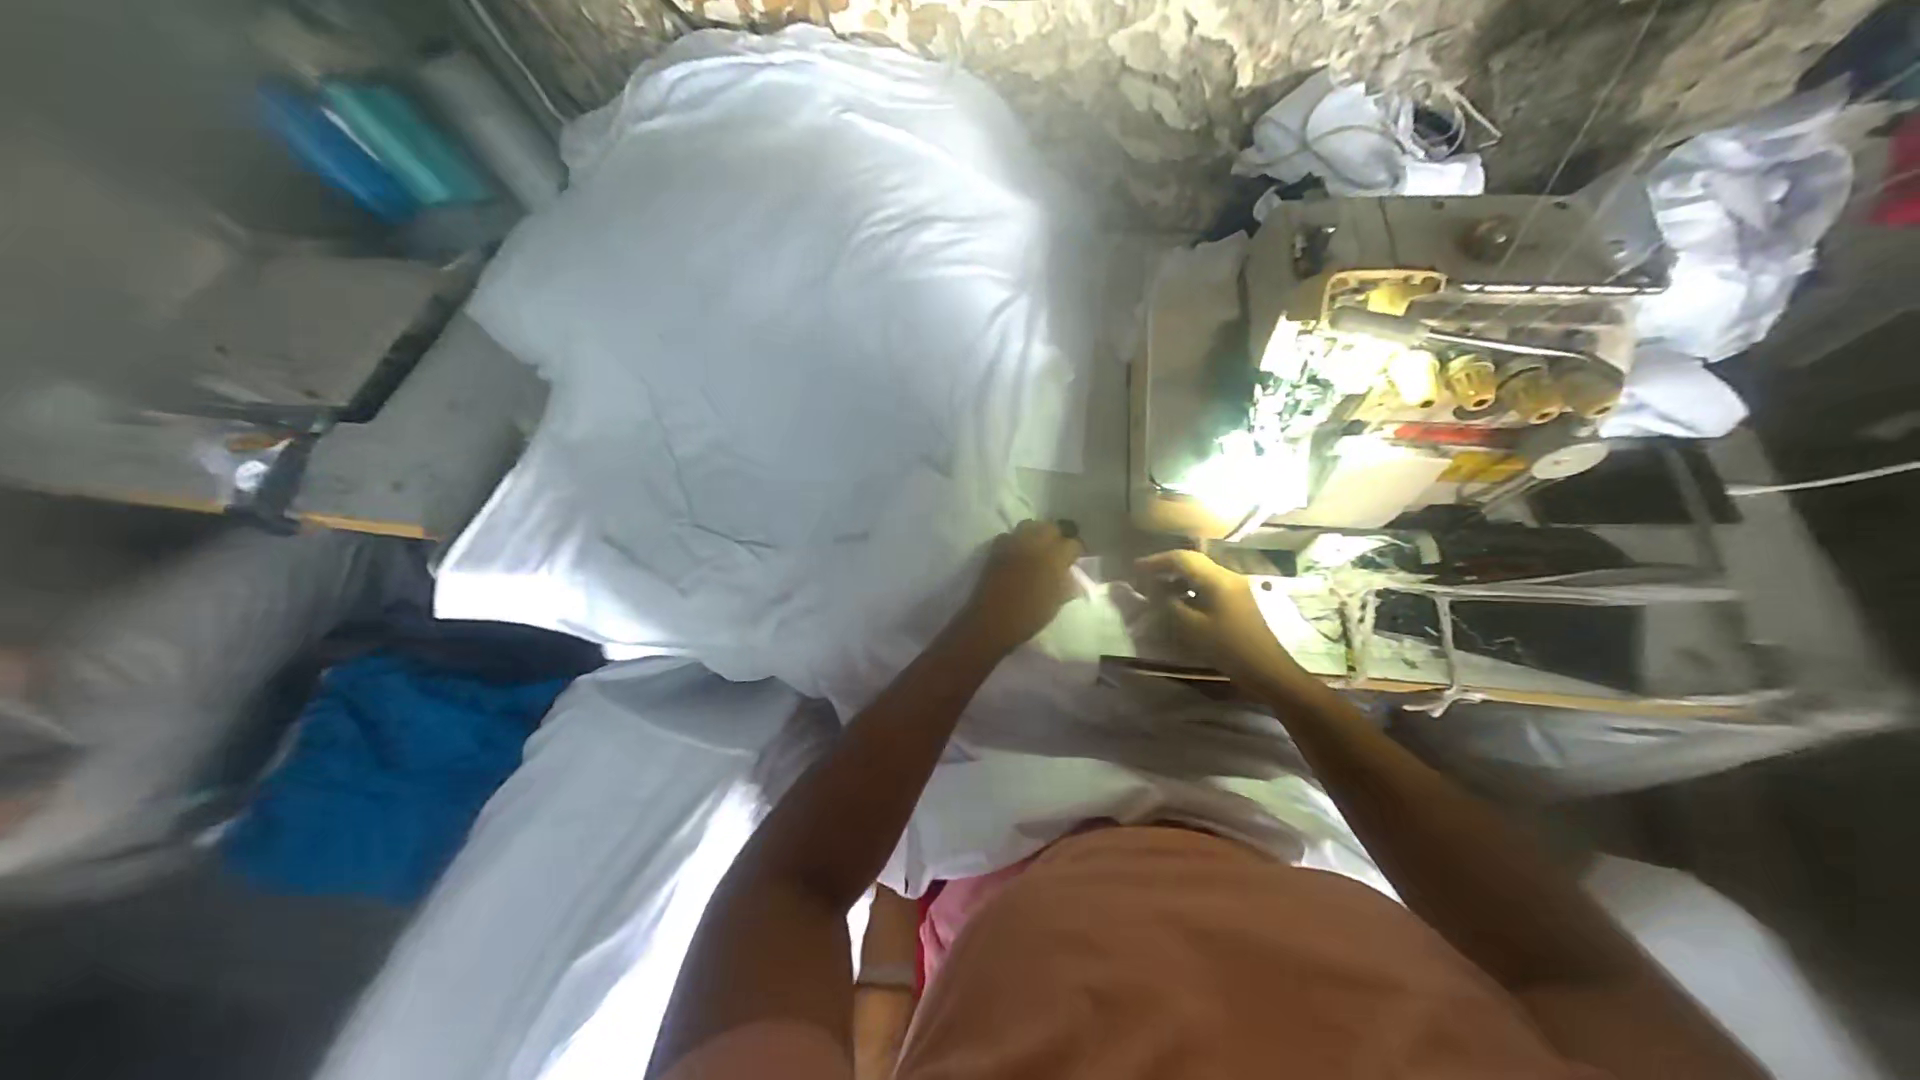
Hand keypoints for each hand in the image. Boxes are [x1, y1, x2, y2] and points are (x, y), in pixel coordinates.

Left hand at [952, 520, 1084, 654]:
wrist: (992, 621)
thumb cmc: (1029, 616)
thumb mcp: (1056, 603)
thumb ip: (1067, 584)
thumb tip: (1071, 575)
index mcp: (1054, 557)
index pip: (1073, 543)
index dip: (1077, 551)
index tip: (1075, 559)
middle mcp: (1035, 543)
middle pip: (1051, 526)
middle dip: (1058, 536)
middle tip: (1058, 550)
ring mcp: (1013, 543)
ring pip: (1030, 525)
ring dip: (1037, 533)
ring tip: (1038, 548)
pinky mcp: (996, 548)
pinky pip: (1010, 535)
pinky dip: (1016, 540)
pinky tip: (1018, 554)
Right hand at [1133, 549, 1303, 688]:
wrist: (1271, 671)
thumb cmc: (1230, 648)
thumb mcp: (1193, 628)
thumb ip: (1170, 604)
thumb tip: (1155, 591)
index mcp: (1217, 579)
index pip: (1182, 558)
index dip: (1156, 561)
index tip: (1135, 568)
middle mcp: (1229, 577)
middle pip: (1193, 563)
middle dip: (1167, 568)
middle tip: (1145, 579)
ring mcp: (1238, 588)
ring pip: (1202, 575)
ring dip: (1179, 580)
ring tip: (1159, 592)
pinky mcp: (1241, 601)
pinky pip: (1211, 587)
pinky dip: (1192, 590)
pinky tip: (1182, 603)